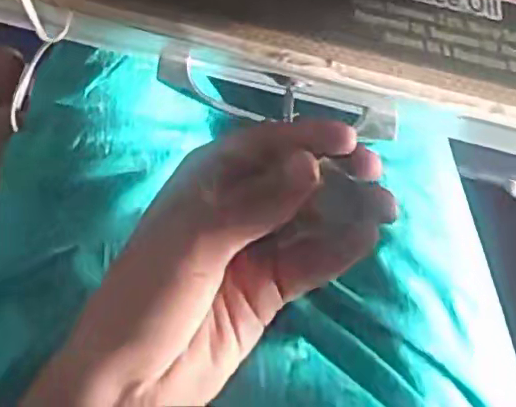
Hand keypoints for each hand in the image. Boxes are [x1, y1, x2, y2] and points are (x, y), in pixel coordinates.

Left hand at [23, 120, 397, 406]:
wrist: (131, 377)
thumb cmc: (151, 288)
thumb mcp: (199, 237)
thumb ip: (256, 203)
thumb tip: (310, 164)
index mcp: (209, 178)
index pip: (264, 146)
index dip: (305, 137)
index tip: (349, 137)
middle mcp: (235, 205)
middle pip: (291, 179)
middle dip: (332, 170)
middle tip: (373, 169)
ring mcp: (253, 248)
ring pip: (307, 219)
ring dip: (344, 208)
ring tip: (385, 205)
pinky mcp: (267, 289)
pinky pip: (308, 261)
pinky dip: (337, 248)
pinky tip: (366, 237)